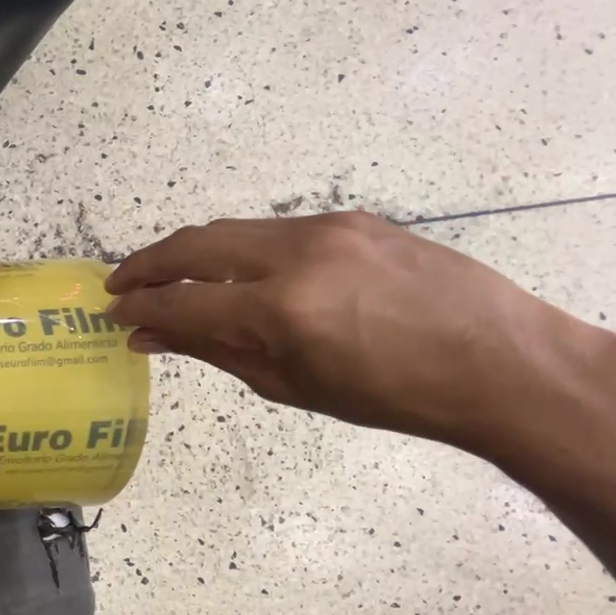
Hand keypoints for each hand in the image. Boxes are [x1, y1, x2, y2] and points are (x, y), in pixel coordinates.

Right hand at [105, 212, 596, 448]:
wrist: (504, 363)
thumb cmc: (391, 394)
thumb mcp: (287, 382)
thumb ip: (211, 348)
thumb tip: (148, 335)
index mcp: (282, 309)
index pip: (181, 299)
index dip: (138, 306)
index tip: (111, 313)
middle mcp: (299, 255)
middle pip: (194, 245)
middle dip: (147, 263)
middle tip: (119, 283)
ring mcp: (329, 229)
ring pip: (231, 230)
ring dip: (190, 252)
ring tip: (168, 277)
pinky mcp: (354, 220)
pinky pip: (274, 230)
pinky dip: (239, 248)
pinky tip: (236, 273)